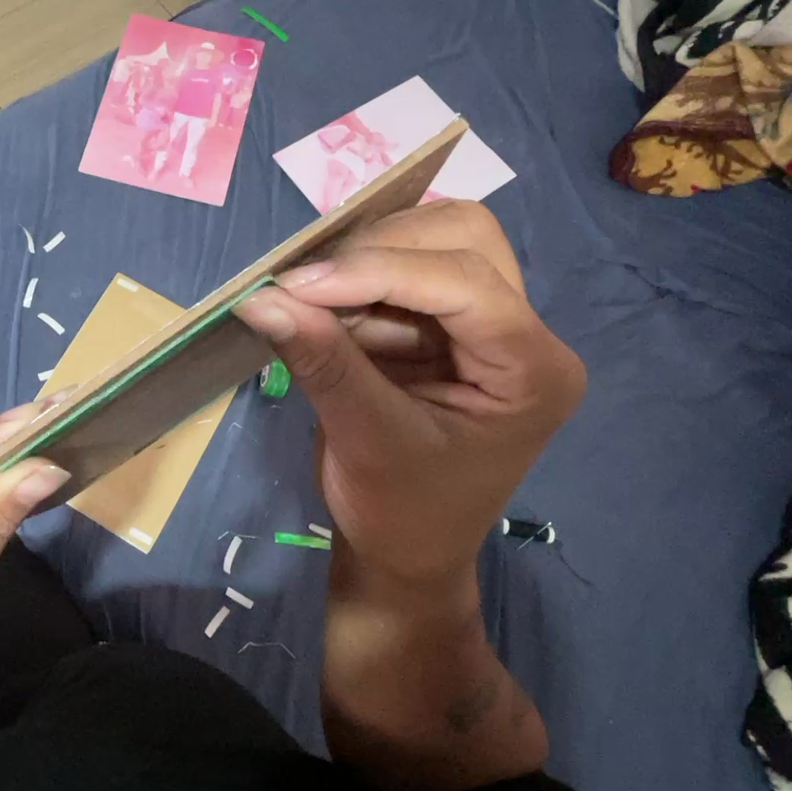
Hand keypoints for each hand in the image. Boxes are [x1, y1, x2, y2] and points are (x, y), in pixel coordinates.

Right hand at [232, 200, 584, 594]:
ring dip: (361, 266)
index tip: (293, 284)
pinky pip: (399, 274)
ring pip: (431, 243)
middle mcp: (522, 333)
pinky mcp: (442, 327)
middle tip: (304, 286)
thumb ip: (322, 362)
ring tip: (309, 306)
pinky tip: (319, 314)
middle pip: (462, 238)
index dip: (377, 272)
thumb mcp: (364, 440)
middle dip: (377, 252)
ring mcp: (483, 325)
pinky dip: (352, 284)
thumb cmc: (401, 512)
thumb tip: (258, 299)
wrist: (404, 551)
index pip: (465, 283)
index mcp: (532, 370)